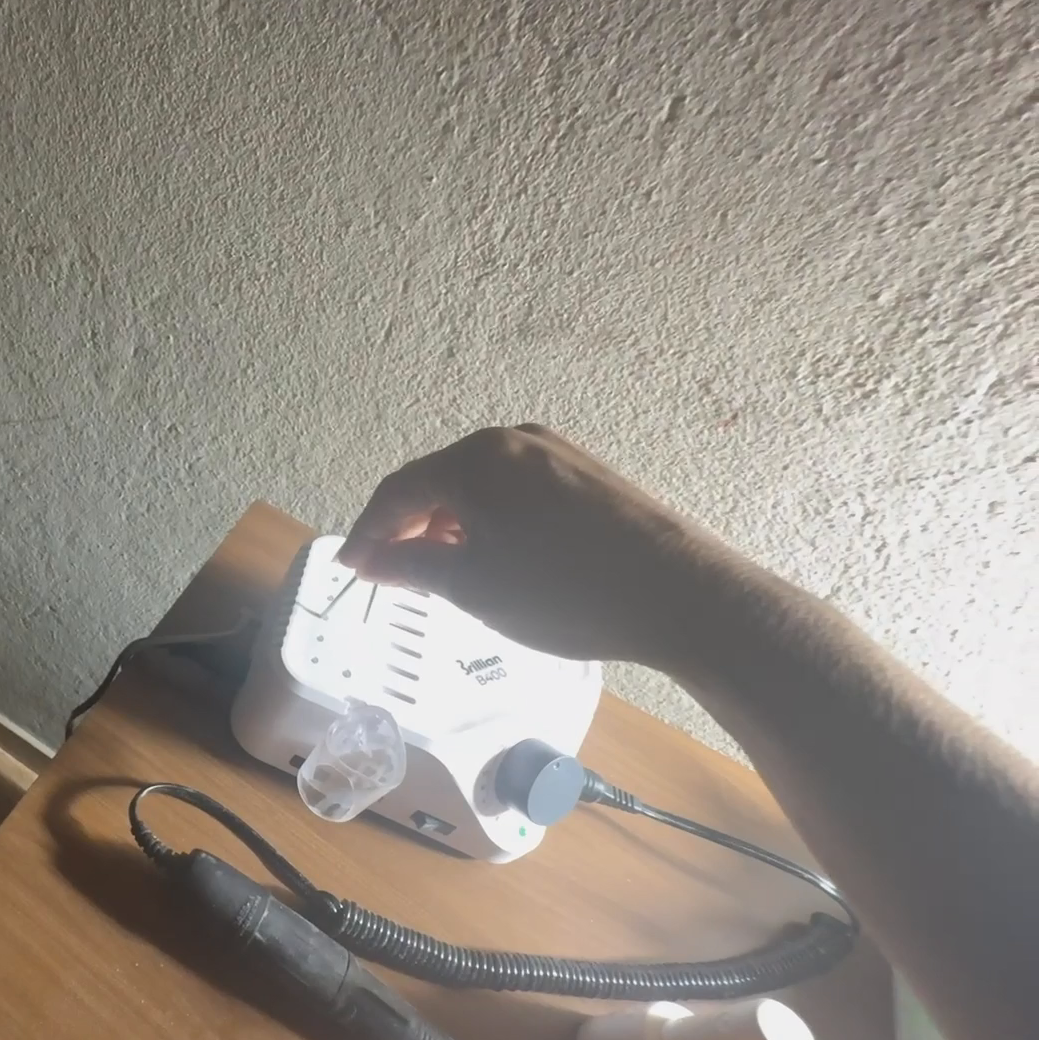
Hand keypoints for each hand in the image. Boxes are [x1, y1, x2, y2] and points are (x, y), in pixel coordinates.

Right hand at [336, 425, 745, 667]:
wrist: (688, 599)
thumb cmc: (560, 591)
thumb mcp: (468, 584)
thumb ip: (405, 565)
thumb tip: (367, 560)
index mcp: (472, 458)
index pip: (397, 492)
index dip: (367, 533)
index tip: (351, 569)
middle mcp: (508, 440)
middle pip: (434, 484)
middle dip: (407, 530)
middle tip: (393, 574)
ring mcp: (552, 451)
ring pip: (474, 487)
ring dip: (446, 527)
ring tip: (442, 571)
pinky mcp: (584, 471)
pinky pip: (511, 490)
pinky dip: (486, 521)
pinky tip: (492, 555)